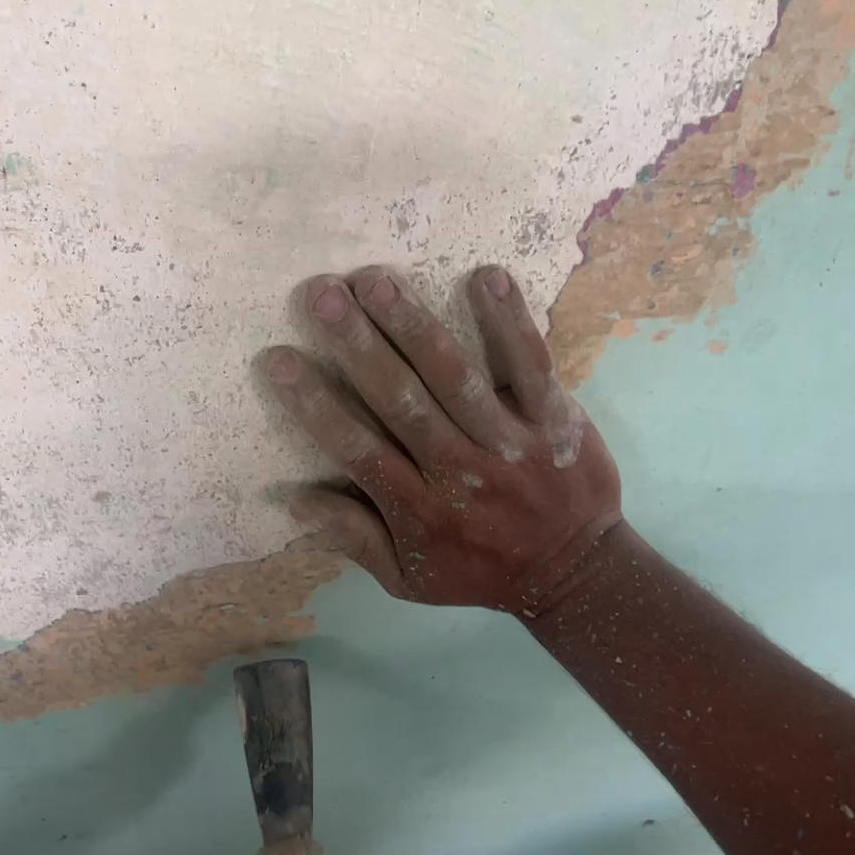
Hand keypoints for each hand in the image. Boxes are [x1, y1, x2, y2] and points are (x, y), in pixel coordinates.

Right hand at [261, 265, 621, 616]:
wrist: (576, 575)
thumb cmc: (478, 569)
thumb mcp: (406, 578)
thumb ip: (352, 537)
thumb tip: (292, 497)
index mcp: (417, 508)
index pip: (356, 448)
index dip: (314, 404)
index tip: (277, 358)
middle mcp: (458, 470)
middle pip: (399, 400)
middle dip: (357, 345)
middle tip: (322, 294)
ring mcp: (509, 441)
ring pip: (453, 375)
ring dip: (413, 325)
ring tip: (376, 280)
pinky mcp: (554, 418)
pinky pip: (530, 364)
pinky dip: (510, 321)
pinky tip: (486, 276)